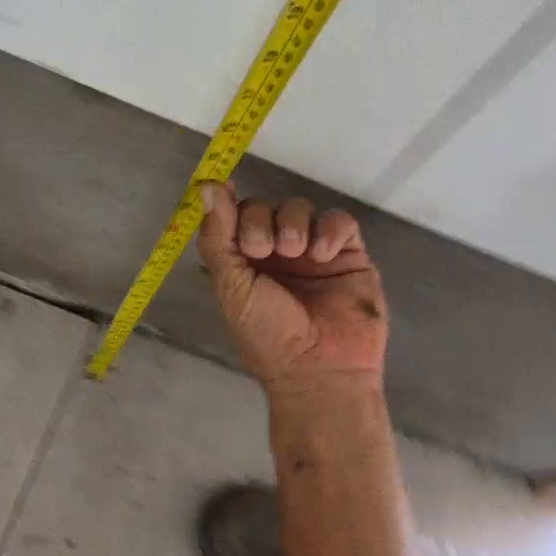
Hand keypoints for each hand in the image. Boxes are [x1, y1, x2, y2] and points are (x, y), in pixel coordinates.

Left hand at [196, 182, 386, 393]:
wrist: (319, 370)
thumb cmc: (268, 334)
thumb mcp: (231, 287)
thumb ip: (218, 237)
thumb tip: (206, 186)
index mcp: (244, 263)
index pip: (234, 216)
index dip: (231, 207)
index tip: (228, 198)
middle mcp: (276, 254)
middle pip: (266, 206)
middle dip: (261, 219)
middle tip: (263, 249)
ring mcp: (313, 252)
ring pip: (300, 207)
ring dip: (293, 222)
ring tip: (294, 252)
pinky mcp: (348, 256)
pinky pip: (339, 222)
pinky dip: (329, 230)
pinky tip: (321, 254)